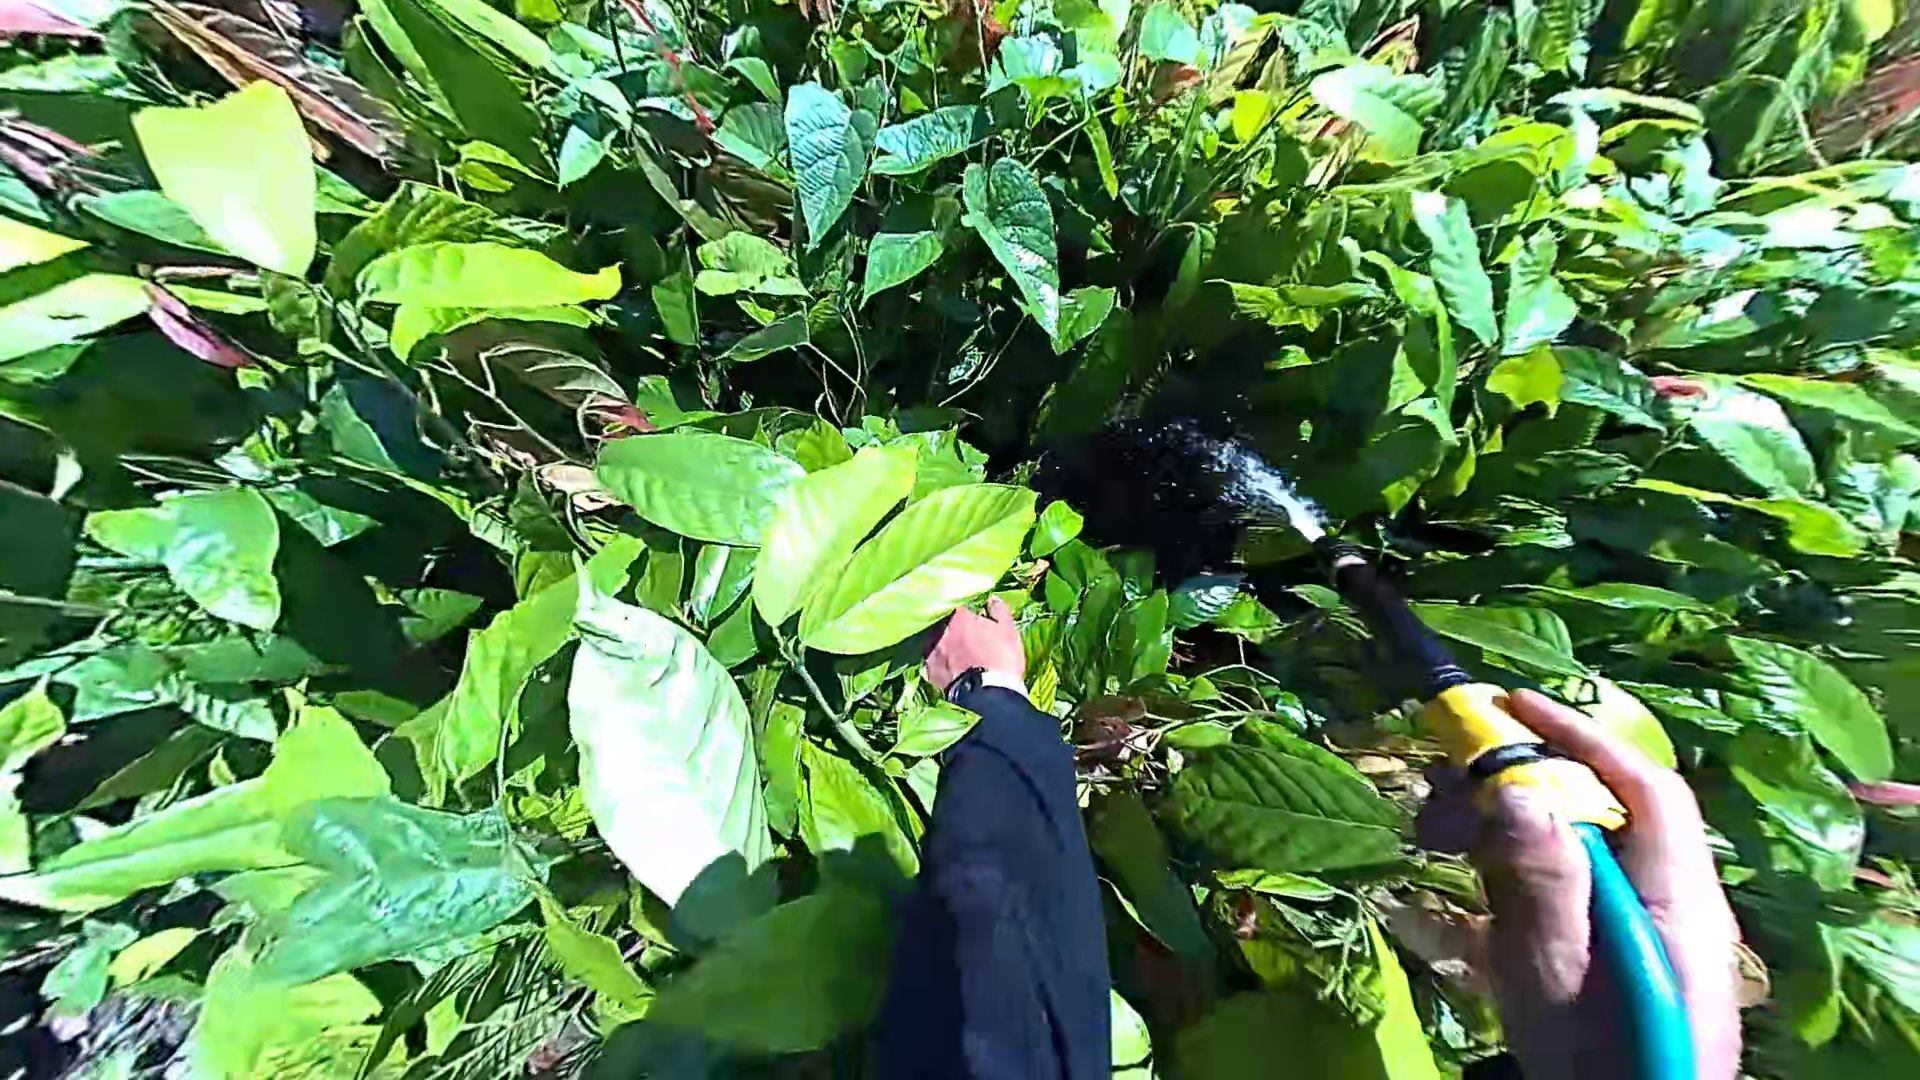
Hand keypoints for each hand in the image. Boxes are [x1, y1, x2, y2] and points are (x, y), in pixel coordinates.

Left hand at [924, 596, 1024, 693]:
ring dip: (942, 644)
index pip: (959, 607)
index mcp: (959, 616)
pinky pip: (931, 661)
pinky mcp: (929, 671)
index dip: (967, 614)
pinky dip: (938, 662)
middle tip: (963, 636)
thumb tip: (992, 599)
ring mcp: (932, 651)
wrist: (990, 694)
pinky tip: (946, 666)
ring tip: (954, 653)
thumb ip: (999, 611)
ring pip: (934, 641)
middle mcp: (940, 630)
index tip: (974, 620)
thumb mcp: (1008, 631)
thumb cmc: (1002, 659)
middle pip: (944, 624)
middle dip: (952, 628)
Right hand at [1475, 690, 1741, 1079]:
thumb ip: (1546, 883)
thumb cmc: (1593, 1045)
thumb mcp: (1559, 965)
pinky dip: (1484, 835)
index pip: (1644, 789)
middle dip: (1510, 771)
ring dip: (1485, 807)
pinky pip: (1532, 850)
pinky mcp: (1579, 910)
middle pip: (1588, 797)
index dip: (1582, 735)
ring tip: (1430, 823)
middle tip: (1444, 768)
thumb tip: (1519, 794)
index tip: (1513, 703)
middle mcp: (1652, 884)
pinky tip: (1444, 844)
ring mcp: (1615, 897)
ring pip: (1550, 820)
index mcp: (1673, 896)